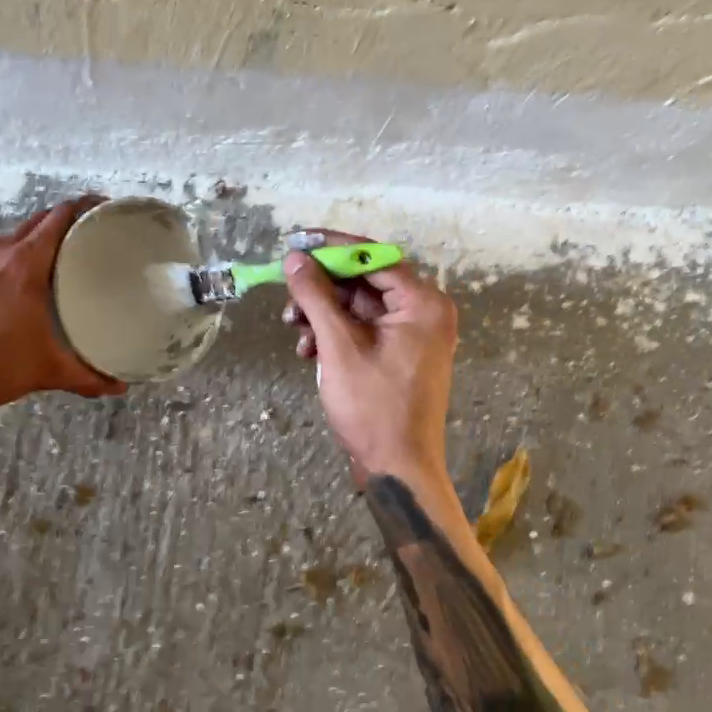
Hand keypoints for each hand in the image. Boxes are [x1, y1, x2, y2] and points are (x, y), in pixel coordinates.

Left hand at [0, 197, 126, 414]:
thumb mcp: (42, 370)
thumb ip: (84, 375)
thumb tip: (119, 386)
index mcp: (25, 262)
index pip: (61, 215)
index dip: (88, 206)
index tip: (109, 211)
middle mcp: (1, 251)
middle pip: (41, 220)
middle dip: (69, 222)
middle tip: (96, 238)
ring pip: (18, 236)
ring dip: (42, 240)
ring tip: (66, 261)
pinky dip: (19, 256)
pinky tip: (27, 284)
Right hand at [281, 230, 458, 487]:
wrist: (398, 469)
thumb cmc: (374, 406)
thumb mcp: (339, 345)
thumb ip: (316, 296)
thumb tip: (295, 258)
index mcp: (422, 303)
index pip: (373, 256)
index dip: (332, 247)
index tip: (296, 242)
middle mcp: (424, 311)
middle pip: (363, 281)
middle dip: (322, 289)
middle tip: (288, 296)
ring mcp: (413, 334)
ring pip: (358, 306)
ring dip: (322, 314)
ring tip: (296, 332)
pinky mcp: (400, 354)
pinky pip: (363, 329)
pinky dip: (334, 334)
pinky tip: (310, 351)